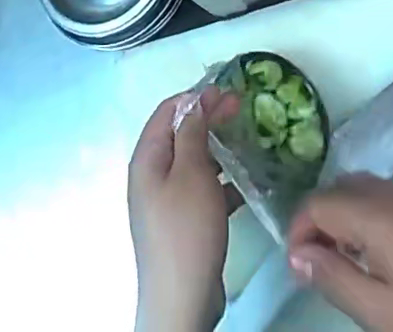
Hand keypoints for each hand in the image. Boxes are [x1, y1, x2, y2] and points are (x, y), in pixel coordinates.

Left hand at [128, 86, 241, 331]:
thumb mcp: (191, 173)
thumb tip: (196, 99)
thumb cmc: (185, 229)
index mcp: (146, 156)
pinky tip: (245, 184)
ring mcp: (164, 199)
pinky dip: (220, 181)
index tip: (227, 92)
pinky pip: (200, 189)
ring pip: (192, 161)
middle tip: (241, 109)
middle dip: (208, 119)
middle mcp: (151, 173)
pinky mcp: (181, 221)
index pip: (167, 110)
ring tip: (246, 141)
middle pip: (179, 133)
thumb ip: (192, 132)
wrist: (181, 300)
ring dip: (217, 149)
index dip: (196, 97)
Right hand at [287, 174, 392, 331]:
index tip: (299, 271)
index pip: (315, 204)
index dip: (298, 233)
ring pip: (356, 192)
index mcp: (371, 212)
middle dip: (316, 222)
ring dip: (339, 219)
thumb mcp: (381, 311)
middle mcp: (387, 194)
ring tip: (342, 264)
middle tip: (317, 266)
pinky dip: (362, 218)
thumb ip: (334, 278)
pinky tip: (374, 257)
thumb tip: (298, 256)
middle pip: (334, 191)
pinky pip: (378, 199)